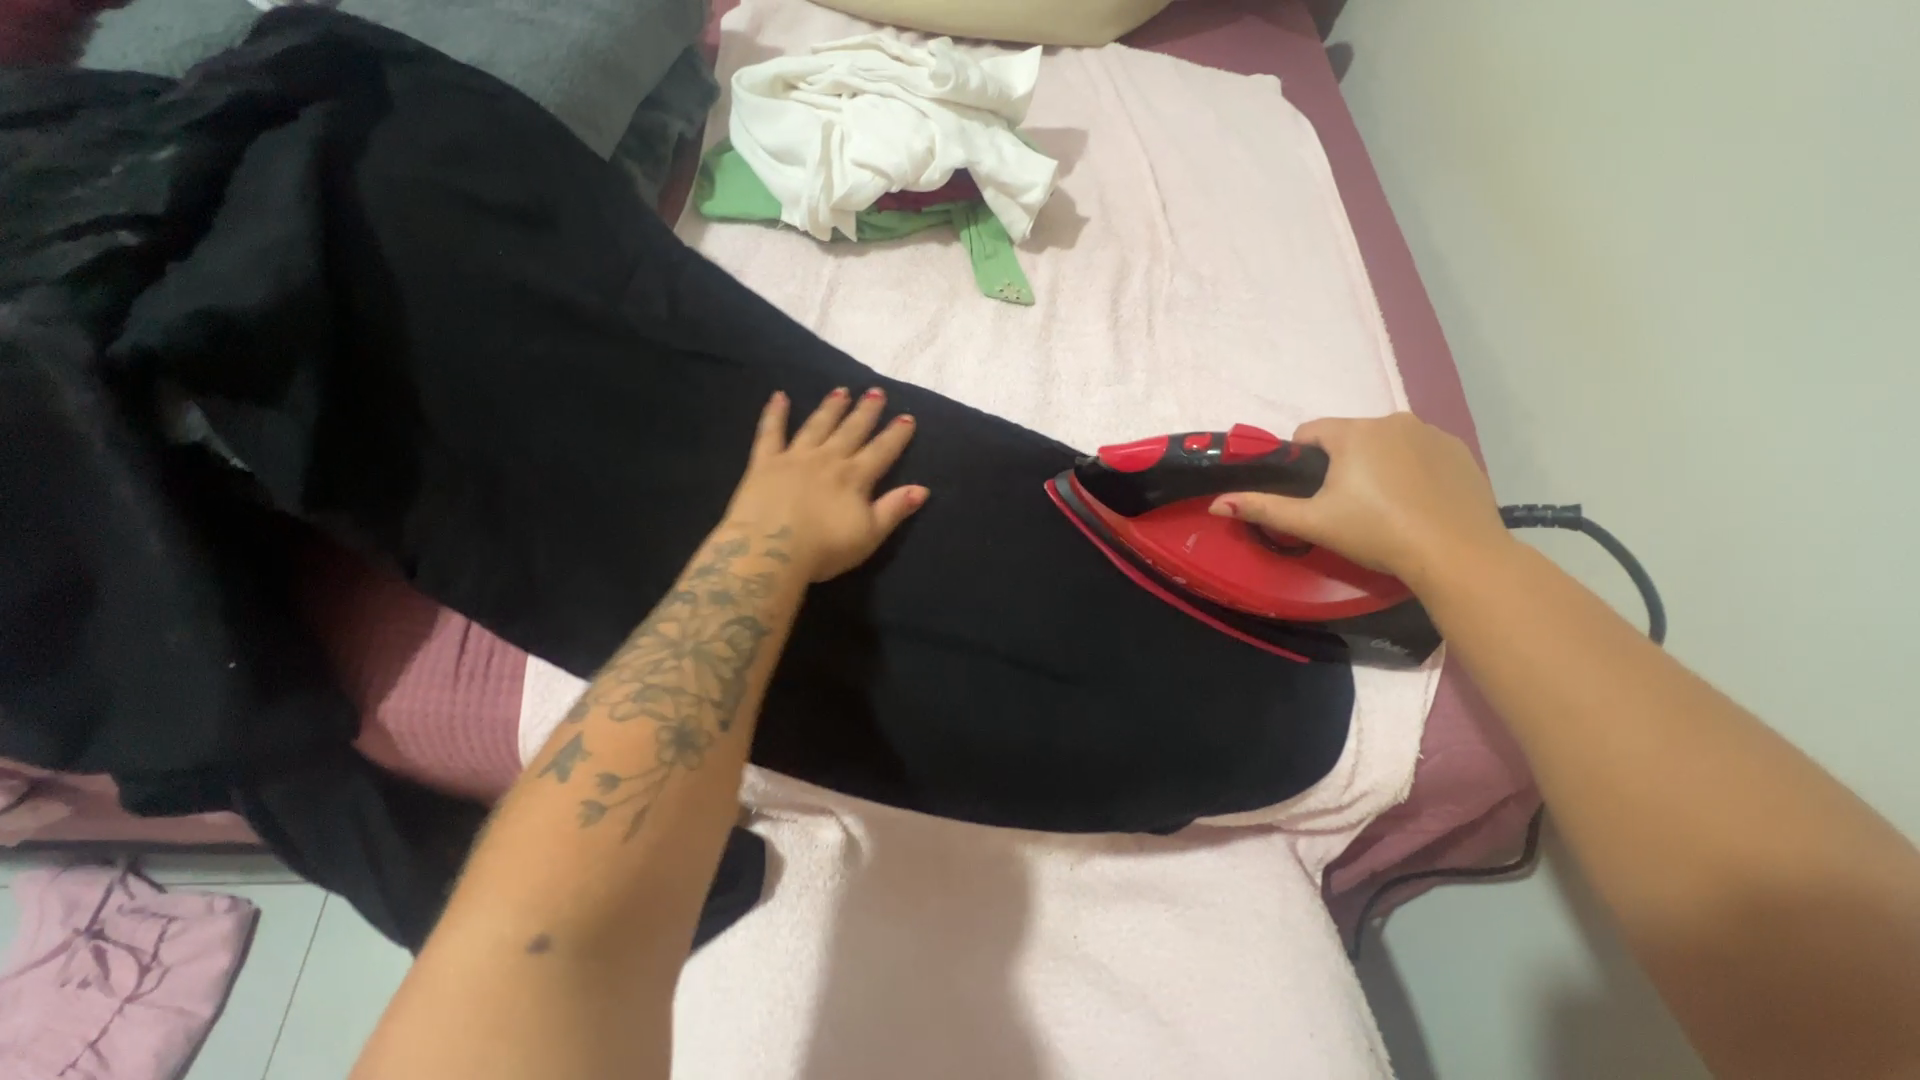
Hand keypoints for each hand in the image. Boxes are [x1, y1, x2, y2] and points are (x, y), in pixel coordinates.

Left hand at [722, 388, 927, 581]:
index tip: (907, 417)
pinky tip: (779, 397)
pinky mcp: (764, 463)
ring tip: (841, 391)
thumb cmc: (824, 549)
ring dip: (830, 408)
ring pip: (817, 426)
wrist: (770, 552)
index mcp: (854, 478)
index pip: (881, 451)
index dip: (896, 435)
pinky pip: (770, 432)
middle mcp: (827, 460)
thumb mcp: (869, 535)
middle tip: (876, 392)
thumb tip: (922, 488)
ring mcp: (795, 458)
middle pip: (851, 431)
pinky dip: (775, 413)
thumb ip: (894, 509)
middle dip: (865, 411)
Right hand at [1208, 413, 1510, 584]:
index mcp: (1353, 433)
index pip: (1310, 432)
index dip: (1301, 462)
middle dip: (1342, 464)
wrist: (1456, 554)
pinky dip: (1412, 470)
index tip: (1311, 495)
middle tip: (1347, 508)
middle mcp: (1393, 420)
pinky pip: (1421, 452)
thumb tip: (1217, 504)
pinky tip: (1416, 503)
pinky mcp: (1460, 451)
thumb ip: (1264, 508)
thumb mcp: (1314, 523)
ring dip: (1378, 465)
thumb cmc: (1376, 534)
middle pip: (1350, 437)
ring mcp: (1432, 433)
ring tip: (1384, 508)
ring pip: (1387, 444)